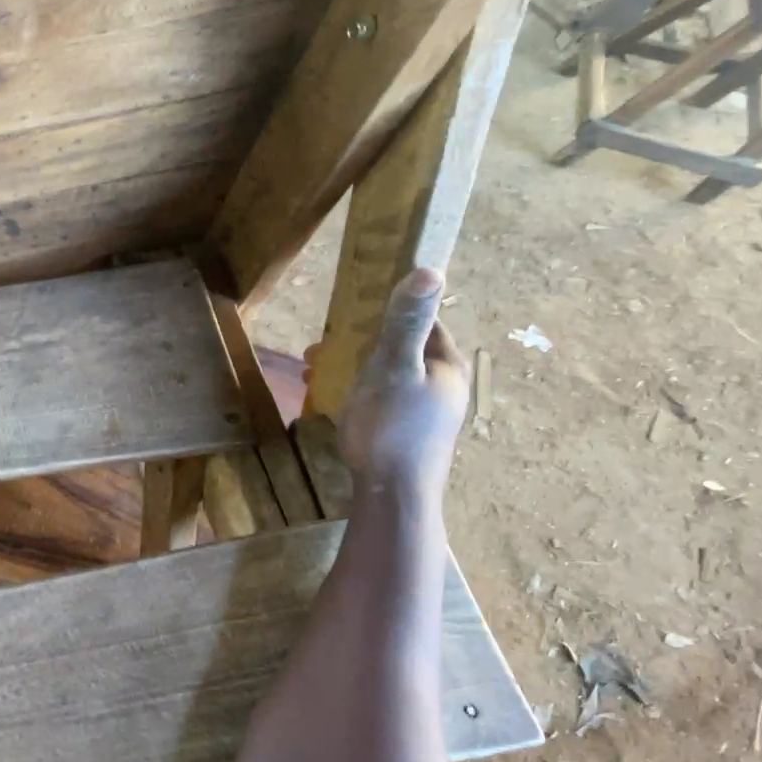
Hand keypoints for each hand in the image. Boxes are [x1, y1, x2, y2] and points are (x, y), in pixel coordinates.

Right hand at [338, 268, 469, 492]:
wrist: (392, 492)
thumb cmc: (392, 427)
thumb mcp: (393, 369)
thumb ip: (406, 323)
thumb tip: (428, 269)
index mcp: (446, 366)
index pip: (424, 323)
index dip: (389, 313)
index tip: (350, 314)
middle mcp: (442, 387)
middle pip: (400, 350)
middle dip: (359, 344)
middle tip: (319, 350)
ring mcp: (424, 412)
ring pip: (386, 375)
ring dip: (351, 368)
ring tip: (314, 372)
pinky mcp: (404, 432)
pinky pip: (378, 398)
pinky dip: (354, 391)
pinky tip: (329, 399)